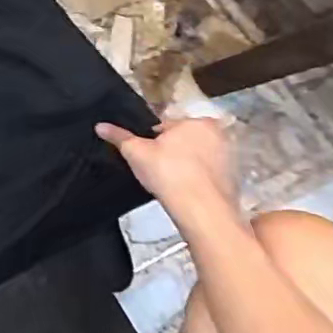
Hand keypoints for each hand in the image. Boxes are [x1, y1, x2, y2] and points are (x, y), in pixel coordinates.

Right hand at [95, 117, 238, 223]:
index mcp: (197, 122)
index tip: (145, 154)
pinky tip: (182, 190)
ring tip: (167, 180)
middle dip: (170, 150)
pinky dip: (196, 179)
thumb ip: (118, 136)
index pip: (166, 126)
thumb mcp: (135, 151)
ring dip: (183, 165)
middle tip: (154, 167)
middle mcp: (218, 135)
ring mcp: (229, 158)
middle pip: (183, 140)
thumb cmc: (168, 172)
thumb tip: (99, 125)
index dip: (151, 140)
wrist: (201, 210)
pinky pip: (207, 174)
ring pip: (195, 157)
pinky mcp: (233, 179)